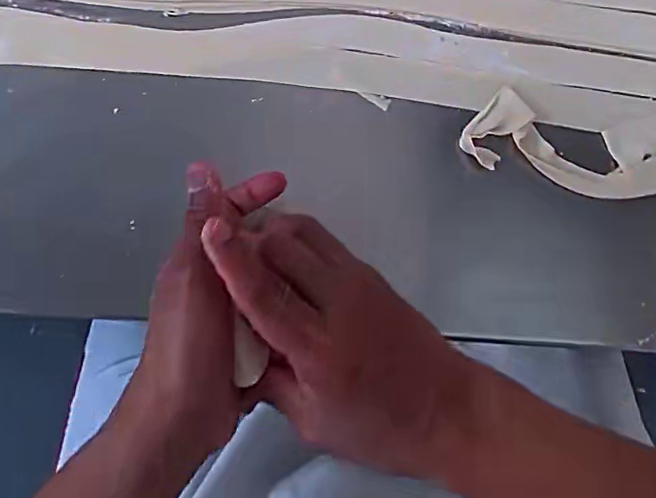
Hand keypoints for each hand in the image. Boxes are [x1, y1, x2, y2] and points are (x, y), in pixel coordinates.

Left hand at [115, 163, 287, 461]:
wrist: (183, 419)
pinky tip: (307, 297)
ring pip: (261, 273)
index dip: (253, 192)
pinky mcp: (244, 338)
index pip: (225, 211)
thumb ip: (203, 224)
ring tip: (312, 259)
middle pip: (246, 240)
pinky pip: (269, 306)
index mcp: (194, 259)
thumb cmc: (185, 344)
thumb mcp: (195, 273)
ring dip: (282, 265)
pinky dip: (285, 299)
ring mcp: (226, 311)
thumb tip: (199, 169)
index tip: (282, 184)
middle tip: (305, 227)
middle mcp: (210, 280)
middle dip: (274, 229)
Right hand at [198, 211, 491, 481]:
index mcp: (320, 348)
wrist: (444, 406)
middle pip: (282, 246)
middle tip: (222, 247)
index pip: (265, 292)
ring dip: (273, 232)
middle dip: (246, 240)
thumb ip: (272, 380)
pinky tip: (285, 257)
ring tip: (250, 247)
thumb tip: (243, 354)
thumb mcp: (313, 421)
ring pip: (305, 232)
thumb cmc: (387, 423)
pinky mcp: (369, 272)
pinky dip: (298, 238)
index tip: (212, 232)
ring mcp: (358, 280)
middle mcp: (341, 302)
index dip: (233, 259)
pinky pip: (324, 241)